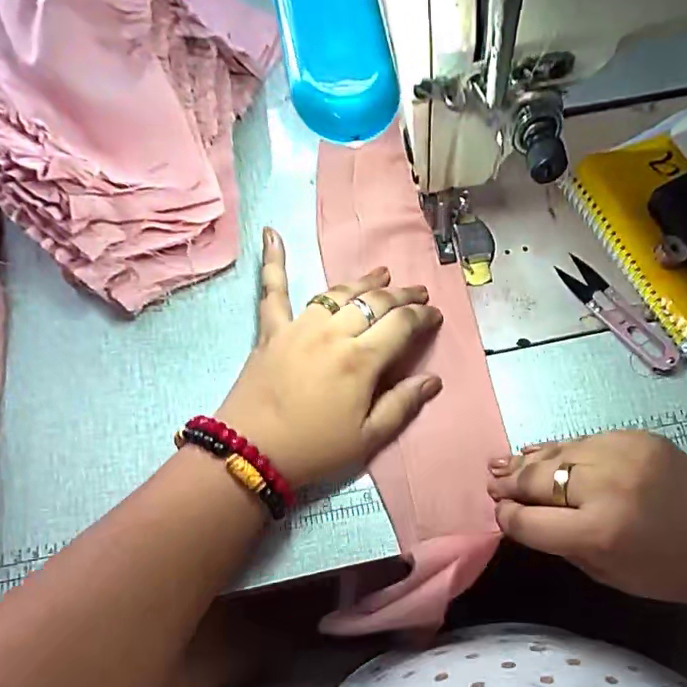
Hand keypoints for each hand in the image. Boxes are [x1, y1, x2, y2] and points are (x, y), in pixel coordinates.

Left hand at [216, 228, 444, 487]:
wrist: (250, 452)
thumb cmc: (316, 448)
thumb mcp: (369, 437)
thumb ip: (402, 404)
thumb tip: (432, 380)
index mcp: (361, 360)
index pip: (401, 325)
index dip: (423, 317)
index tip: (436, 316)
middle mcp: (334, 333)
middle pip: (374, 302)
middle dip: (402, 295)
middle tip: (418, 293)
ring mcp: (300, 326)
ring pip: (338, 292)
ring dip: (363, 281)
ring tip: (382, 273)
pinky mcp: (272, 331)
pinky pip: (274, 291)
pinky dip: (274, 262)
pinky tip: (271, 234)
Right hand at [486, 431, 686, 605]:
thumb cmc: (667, 571)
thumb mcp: (606, 573)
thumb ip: (560, 543)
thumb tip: (520, 516)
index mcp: (599, 531)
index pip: (529, 521)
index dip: (508, 518)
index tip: (499, 514)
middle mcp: (606, 485)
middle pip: (538, 479)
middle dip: (510, 484)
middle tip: (490, 485)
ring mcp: (623, 453)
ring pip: (557, 452)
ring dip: (527, 461)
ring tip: (501, 465)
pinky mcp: (637, 436)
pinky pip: (584, 441)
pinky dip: (560, 450)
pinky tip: (538, 451)